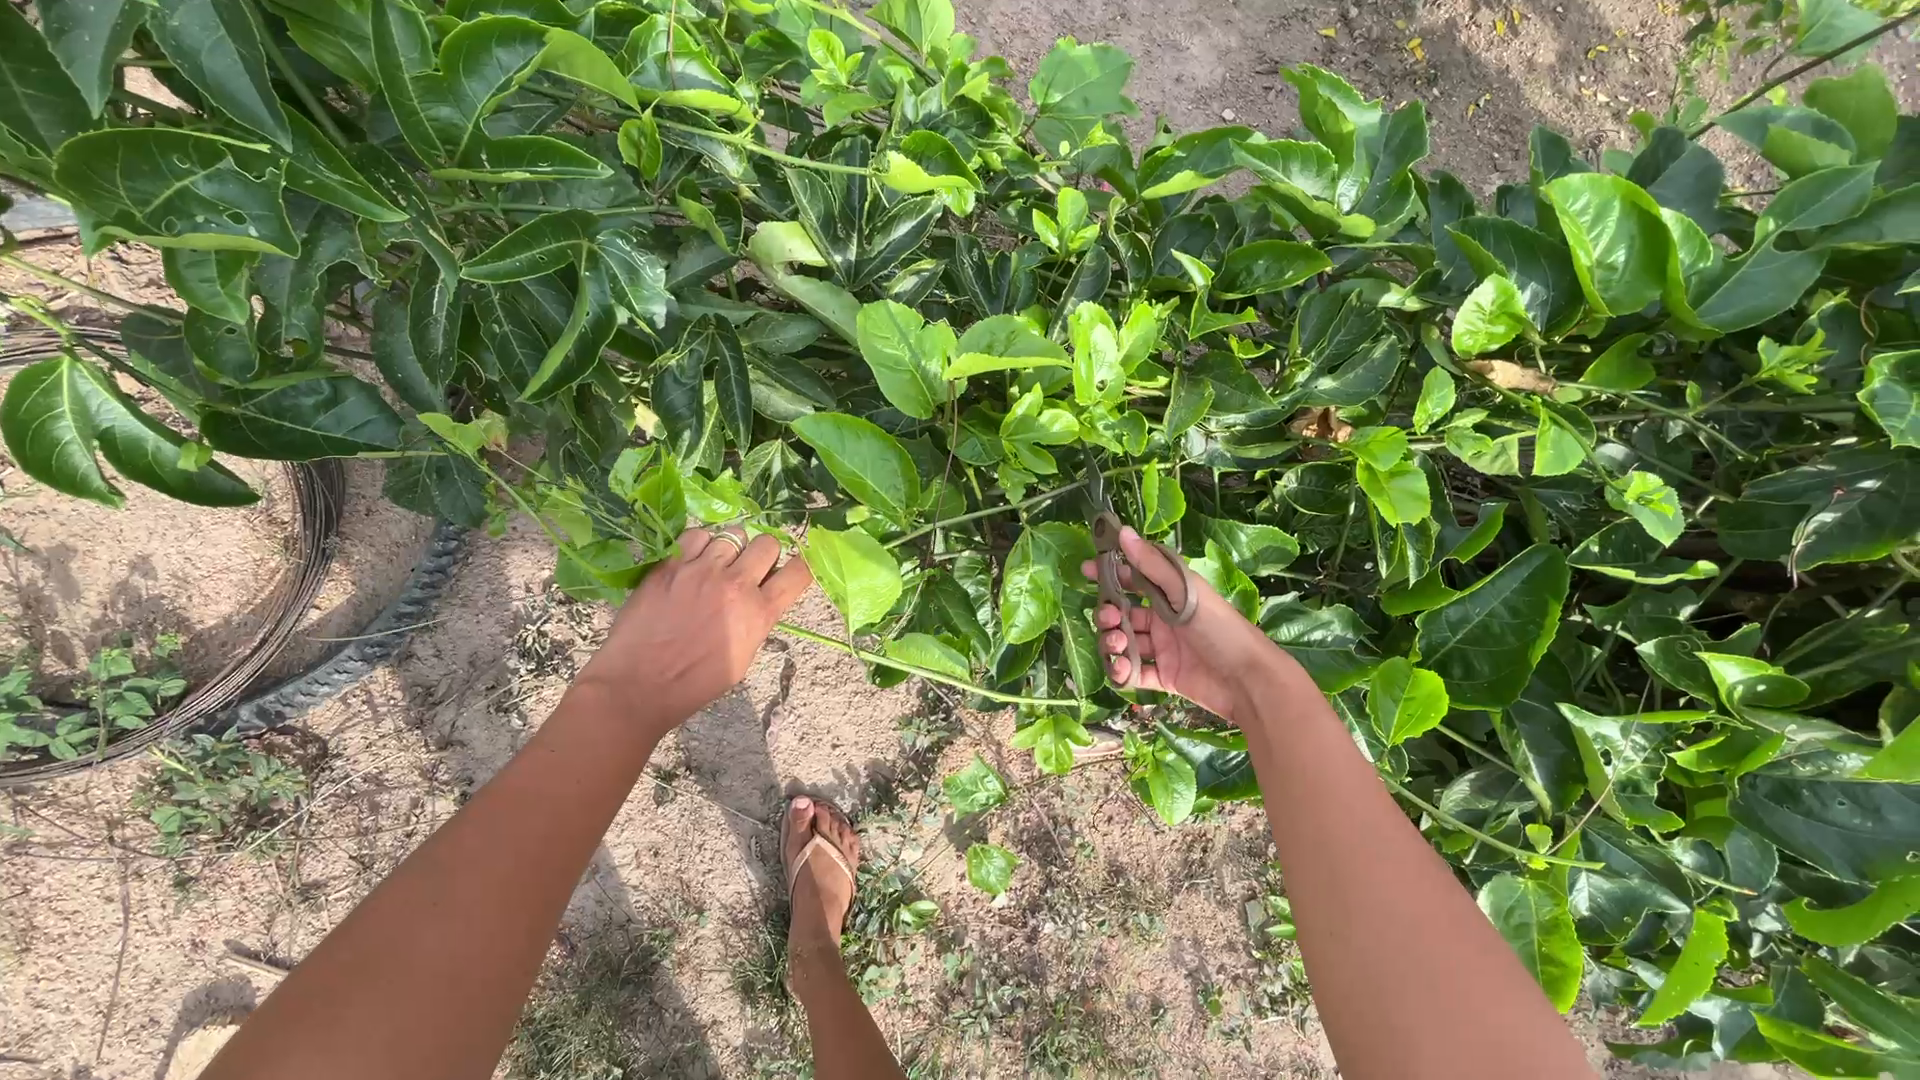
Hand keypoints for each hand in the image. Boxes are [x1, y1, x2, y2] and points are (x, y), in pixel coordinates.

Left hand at [578, 526, 812, 728]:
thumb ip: (756, 620)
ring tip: (715, 565)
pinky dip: (699, 545)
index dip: (799, 567)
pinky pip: (696, 535)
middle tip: (748, 568)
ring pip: (733, 534)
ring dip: (730, 548)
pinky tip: (691, 561)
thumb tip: (759, 596)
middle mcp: (737, 585)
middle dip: (763, 554)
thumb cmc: (694, 683)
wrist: (639, 684)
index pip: (798, 573)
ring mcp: (702, 570)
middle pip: (768, 544)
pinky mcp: (671, 564)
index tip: (788, 570)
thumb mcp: (743, 657)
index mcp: (759, 614)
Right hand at [1080, 526, 1284, 723]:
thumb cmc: (1219, 627)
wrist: (1247, 679)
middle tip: (1111, 619)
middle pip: (1124, 614)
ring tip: (1117, 646)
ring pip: (1126, 643)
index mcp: (1171, 594)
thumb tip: (1123, 532)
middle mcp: (1165, 619)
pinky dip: (1123, 672)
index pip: (1134, 579)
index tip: (1087, 571)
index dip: (1110, 574)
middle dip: (1109, 614)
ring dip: (1113, 643)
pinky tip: (1122, 669)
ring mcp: (1164, 649)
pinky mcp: (1165, 677)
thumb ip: (1151, 564)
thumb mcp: (1185, 590)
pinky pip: (1135, 673)